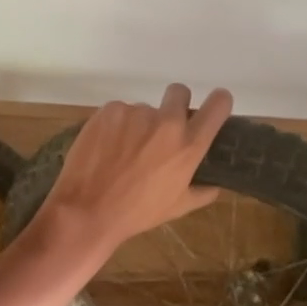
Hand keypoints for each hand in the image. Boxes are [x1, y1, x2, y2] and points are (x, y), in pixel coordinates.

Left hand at [32, 84, 231, 257]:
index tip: (213, 108)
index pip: (218, 105)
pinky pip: (119, 112)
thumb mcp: (178, 207)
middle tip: (161, 129)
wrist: (87, 210)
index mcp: (189, 144)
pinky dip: (115, 126)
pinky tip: (105, 147)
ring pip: (143, 109)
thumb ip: (202, 192)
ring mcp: (136, 112)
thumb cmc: (137, 213)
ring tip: (122, 152)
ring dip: (139, 124)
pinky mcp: (110, 110)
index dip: (219, 102)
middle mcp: (166, 122)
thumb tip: (215, 184)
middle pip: (180, 92)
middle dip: (175, 104)